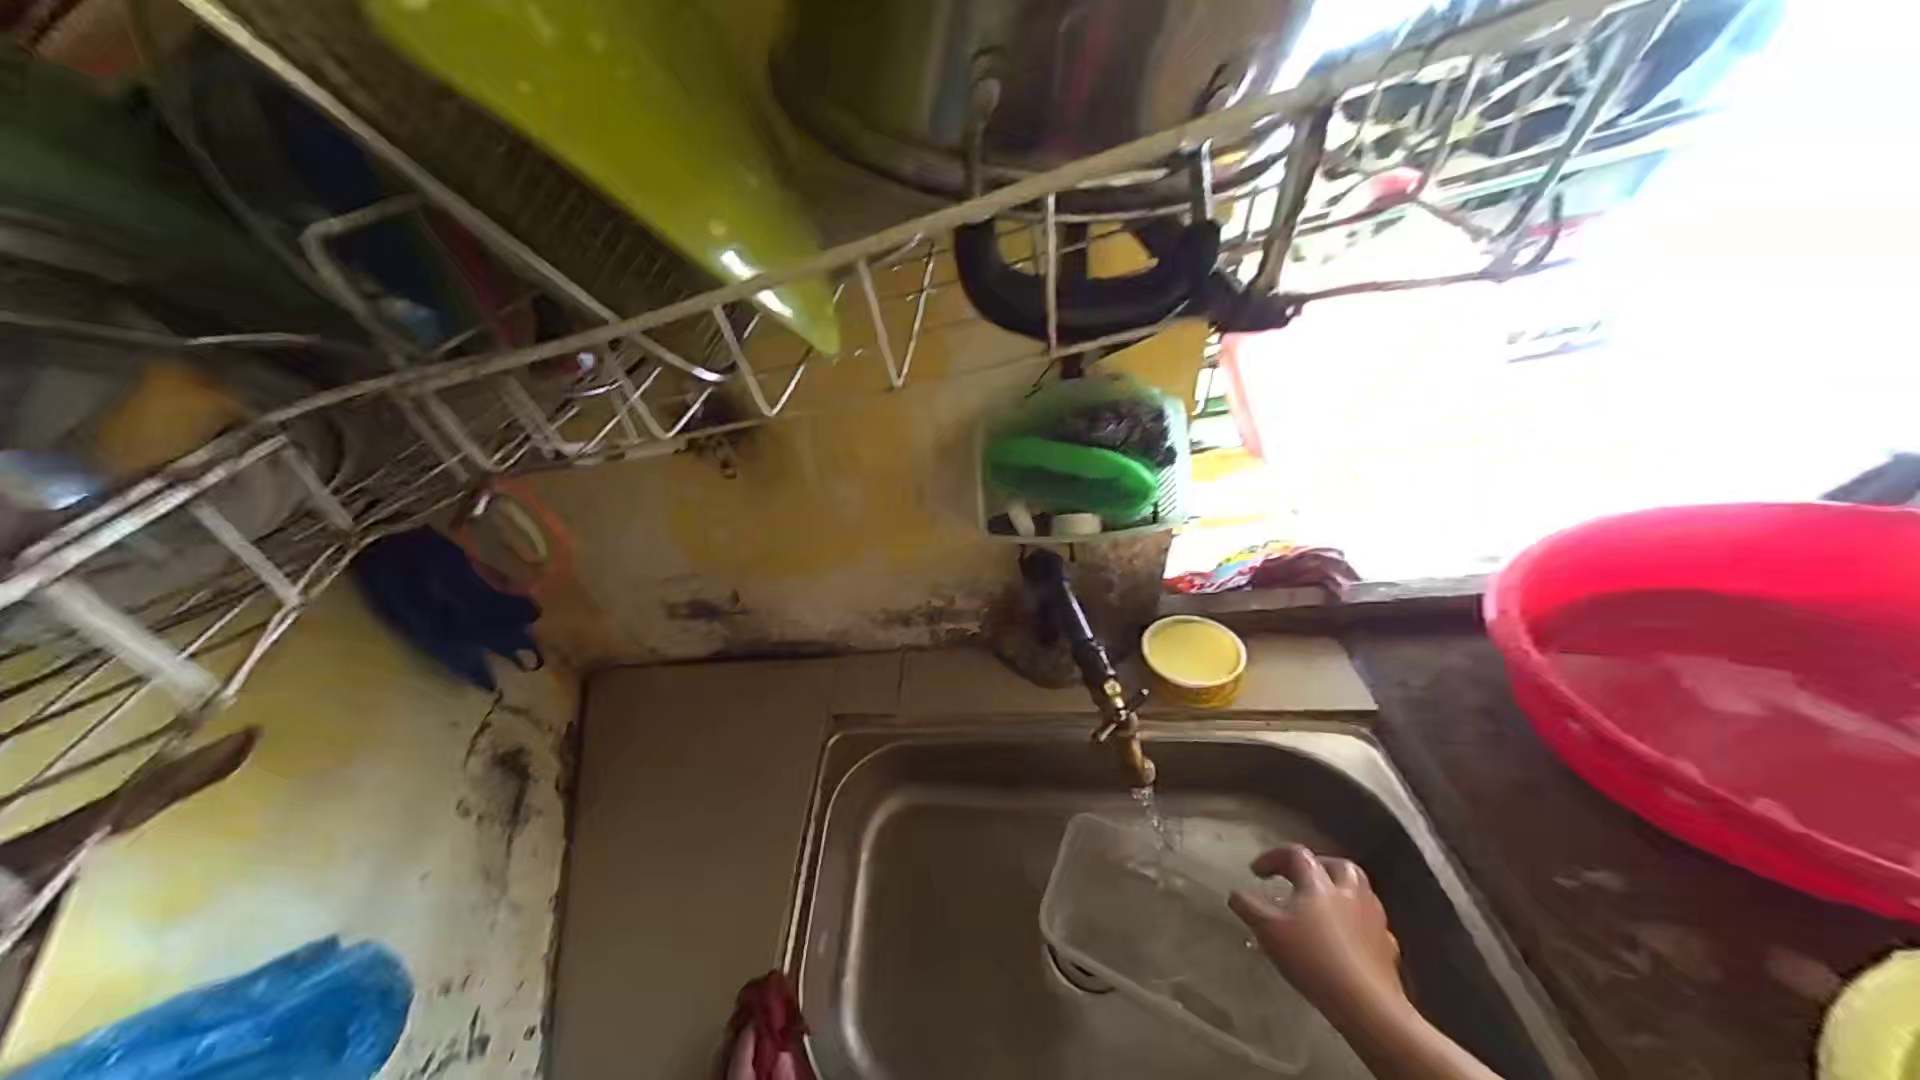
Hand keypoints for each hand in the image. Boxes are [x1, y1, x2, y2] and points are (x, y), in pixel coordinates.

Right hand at [1228, 845, 1405, 1022]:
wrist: (1366, 1004)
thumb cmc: (1311, 959)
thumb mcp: (1267, 930)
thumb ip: (1248, 907)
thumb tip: (1235, 893)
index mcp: (1318, 883)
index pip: (1295, 855)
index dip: (1273, 857)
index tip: (1256, 872)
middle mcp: (1349, 893)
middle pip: (1337, 865)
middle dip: (1317, 866)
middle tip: (1300, 879)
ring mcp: (1373, 920)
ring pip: (1361, 891)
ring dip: (1341, 890)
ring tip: (1324, 904)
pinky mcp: (1388, 947)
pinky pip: (1373, 924)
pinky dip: (1358, 922)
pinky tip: (1348, 936)